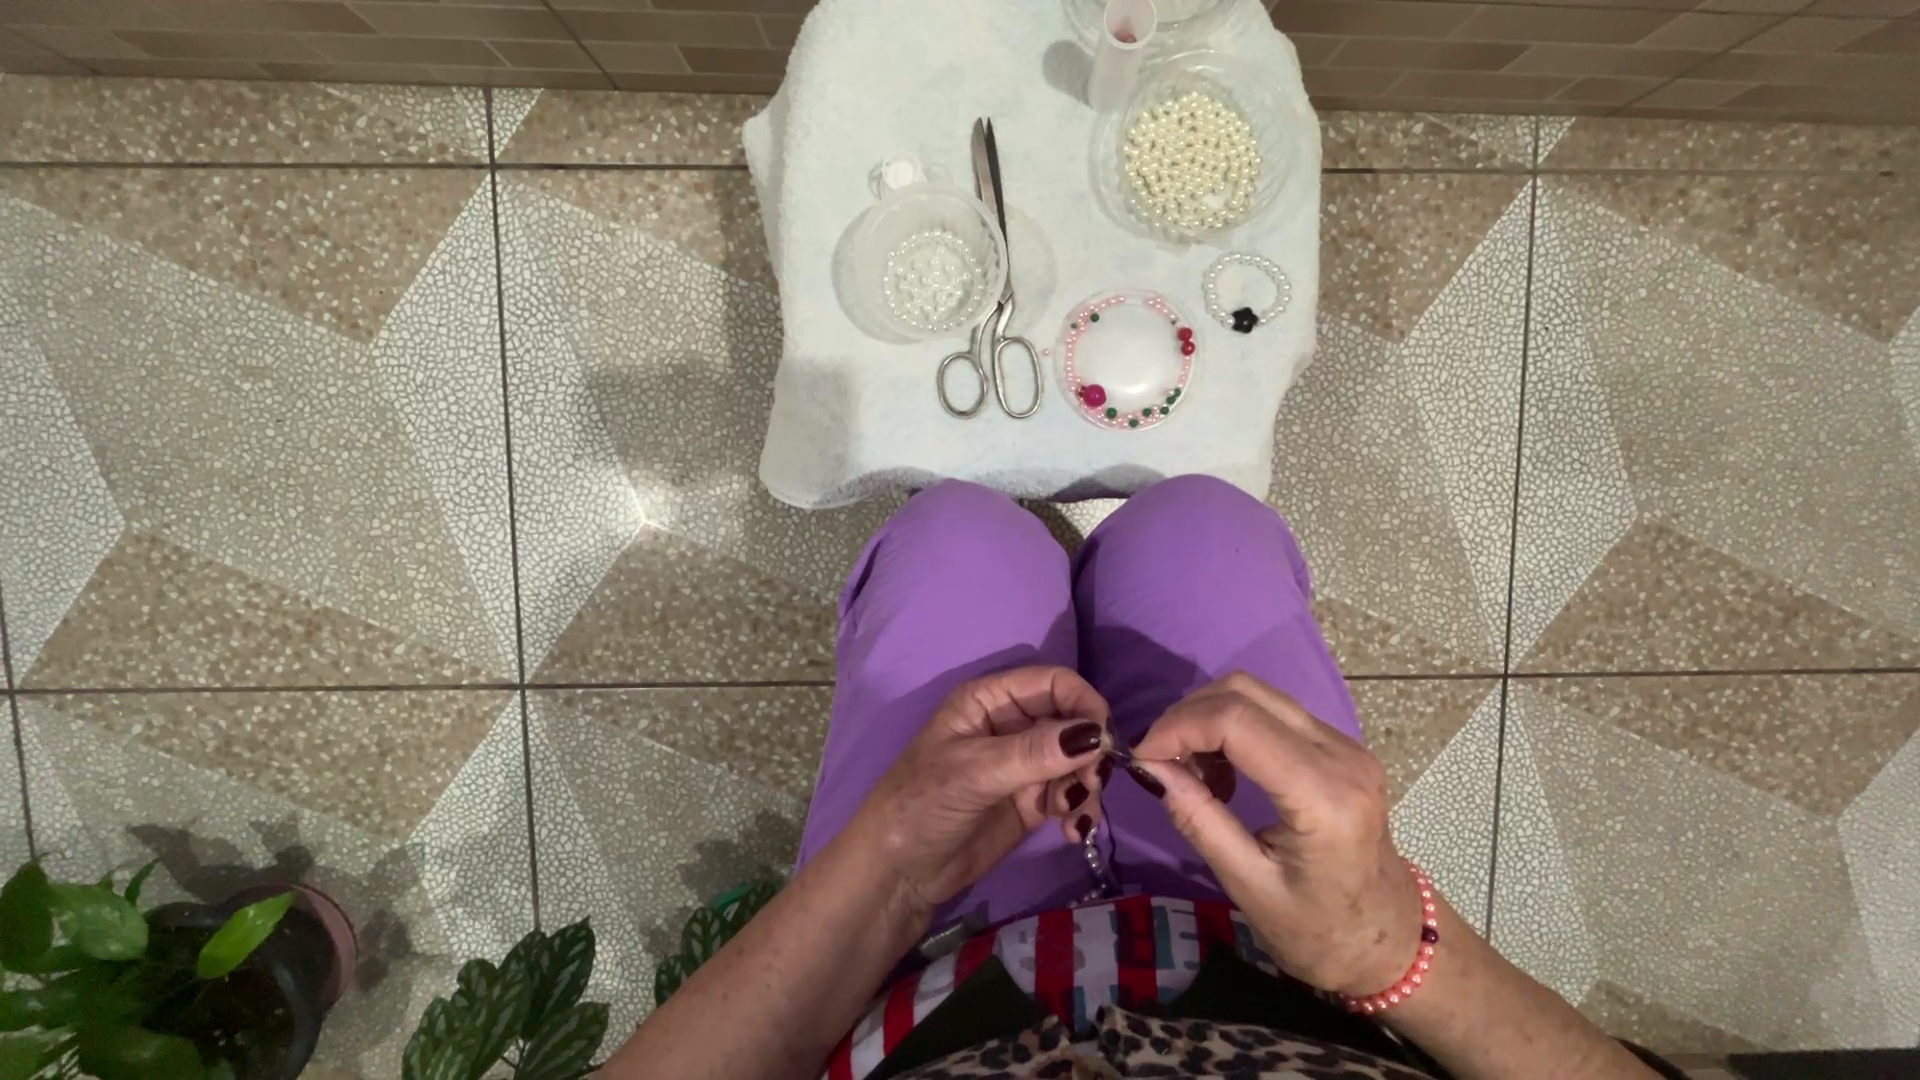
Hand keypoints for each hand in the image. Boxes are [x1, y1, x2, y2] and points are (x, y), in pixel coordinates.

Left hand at [848, 666, 1112, 916]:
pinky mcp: (1033, 801)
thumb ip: (1033, 753)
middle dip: (1089, 750)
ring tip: (1073, 814)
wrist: (900, 872)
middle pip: (1073, 720)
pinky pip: (1071, 793)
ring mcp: (1024, 764)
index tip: (1104, 741)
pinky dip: (1080, 808)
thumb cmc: (922, 804)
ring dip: (1086, 783)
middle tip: (1089, 785)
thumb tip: (1095, 735)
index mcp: (990, 700)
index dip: (1084, 704)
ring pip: (1078, 759)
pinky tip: (1071, 830)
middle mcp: (1012, 724)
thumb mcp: (973, 772)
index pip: (1053, 683)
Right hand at [1129, 673, 1424, 996]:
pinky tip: (1220, 768)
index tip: (1144, 757)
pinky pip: (1273, 711)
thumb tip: (1152, 767)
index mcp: (1323, 796)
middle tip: (1159, 759)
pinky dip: (1231, 724)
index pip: (1237, 721)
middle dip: (1188, 716)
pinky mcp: (1340, 746)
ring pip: (1257, 693)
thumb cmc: (1320, 932)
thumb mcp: (1248, 886)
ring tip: (1187, 766)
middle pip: (1244, 692)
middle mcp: (1340, 755)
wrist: (1392, 946)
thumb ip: (1199, 819)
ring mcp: (1345, 745)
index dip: (1179, 727)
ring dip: (1208, 717)